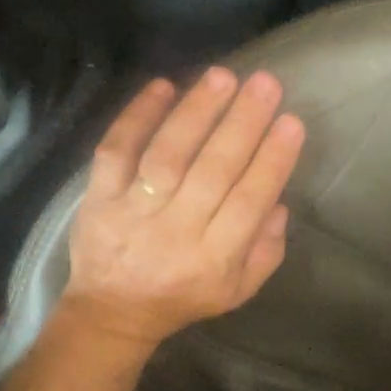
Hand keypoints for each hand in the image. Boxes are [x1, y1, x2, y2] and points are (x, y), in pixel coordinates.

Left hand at [60, 67, 304, 349]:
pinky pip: (115, 151)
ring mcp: (132, 211)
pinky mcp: (98, 196)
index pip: (250, 201)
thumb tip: (279, 202)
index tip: (292, 123)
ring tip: (223, 77)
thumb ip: (266, 250)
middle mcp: (176, 231)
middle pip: (213, 170)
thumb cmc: (187, 297)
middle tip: (265, 83)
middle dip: (243, 123)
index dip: (273, 160)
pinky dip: (136, 116)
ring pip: (167, 154)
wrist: (111, 313)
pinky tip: (163, 86)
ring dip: (197, 111)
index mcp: (215, 258)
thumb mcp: (240, 290)